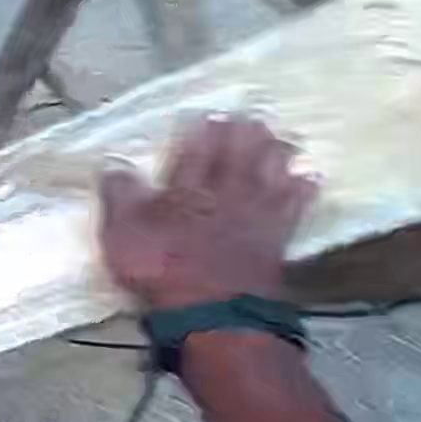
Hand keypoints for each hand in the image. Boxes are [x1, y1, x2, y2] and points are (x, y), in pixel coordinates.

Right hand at [98, 115, 317, 310]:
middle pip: (238, 155)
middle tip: (248, 114)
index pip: (194, 151)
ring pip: (271, 172)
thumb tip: (112, 164)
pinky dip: (302, 189)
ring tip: (279, 136)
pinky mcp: (276, 238)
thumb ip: (119, 196)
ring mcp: (255, 215)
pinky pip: (295, 206)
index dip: (200, 131)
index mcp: (186, 190)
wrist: (210, 309)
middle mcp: (225, 193)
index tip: (204, 113)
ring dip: (275, 152)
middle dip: (242, 133)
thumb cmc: (159, 268)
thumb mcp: (122, 232)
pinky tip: (308, 177)